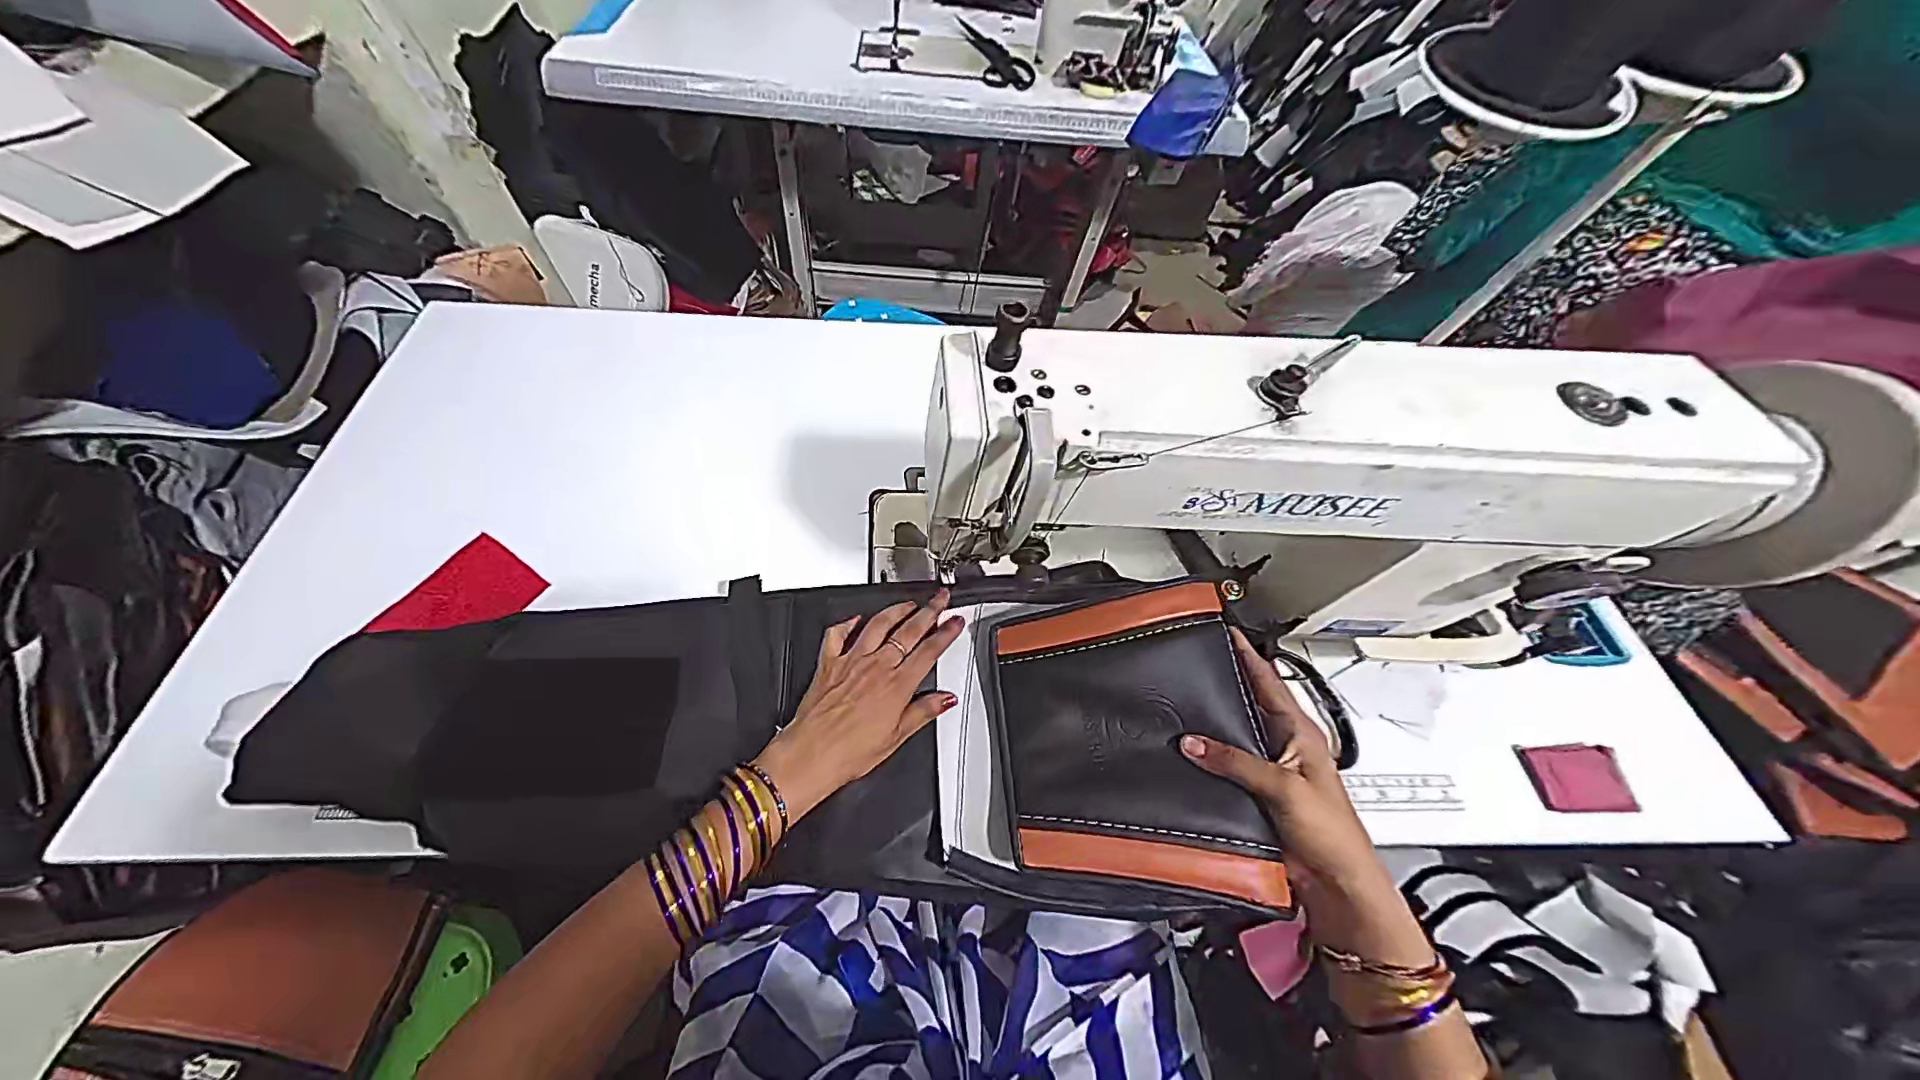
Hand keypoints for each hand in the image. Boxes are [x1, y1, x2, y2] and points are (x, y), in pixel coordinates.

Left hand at [753, 590, 966, 821]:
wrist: (810, 754)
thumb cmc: (848, 752)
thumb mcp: (896, 737)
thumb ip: (923, 712)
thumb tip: (945, 699)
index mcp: (896, 686)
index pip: (929, 651)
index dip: (946, 632)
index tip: (955, 621)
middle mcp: (875, 668)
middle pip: (908, 631)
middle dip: (930, 611)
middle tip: (940, 599)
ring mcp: (851, 661)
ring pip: (878, 625)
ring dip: (896, 610)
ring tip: (909, 603)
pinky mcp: (829, 663)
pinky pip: (838, 634)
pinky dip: (848, 623)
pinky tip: (856, 619)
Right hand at [1180, 627, 1382, 887]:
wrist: (1338, 884)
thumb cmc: (1335, 836)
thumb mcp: (1283, 787)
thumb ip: (1236, 762)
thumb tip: (1194, 742)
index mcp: (1301, 733)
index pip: (1269, 680)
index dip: (1248, 654)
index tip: (1228, 632)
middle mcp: (1286, 746)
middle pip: (1250, 703)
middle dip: (1227, 681)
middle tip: (1201, 659)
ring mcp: (1271, 769)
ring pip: (1237, 734)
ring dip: (1216, 722)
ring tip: (1190, 700)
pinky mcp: (1258, 792)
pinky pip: (1227, 765)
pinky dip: (1211, 756)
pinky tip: (1194, 753)